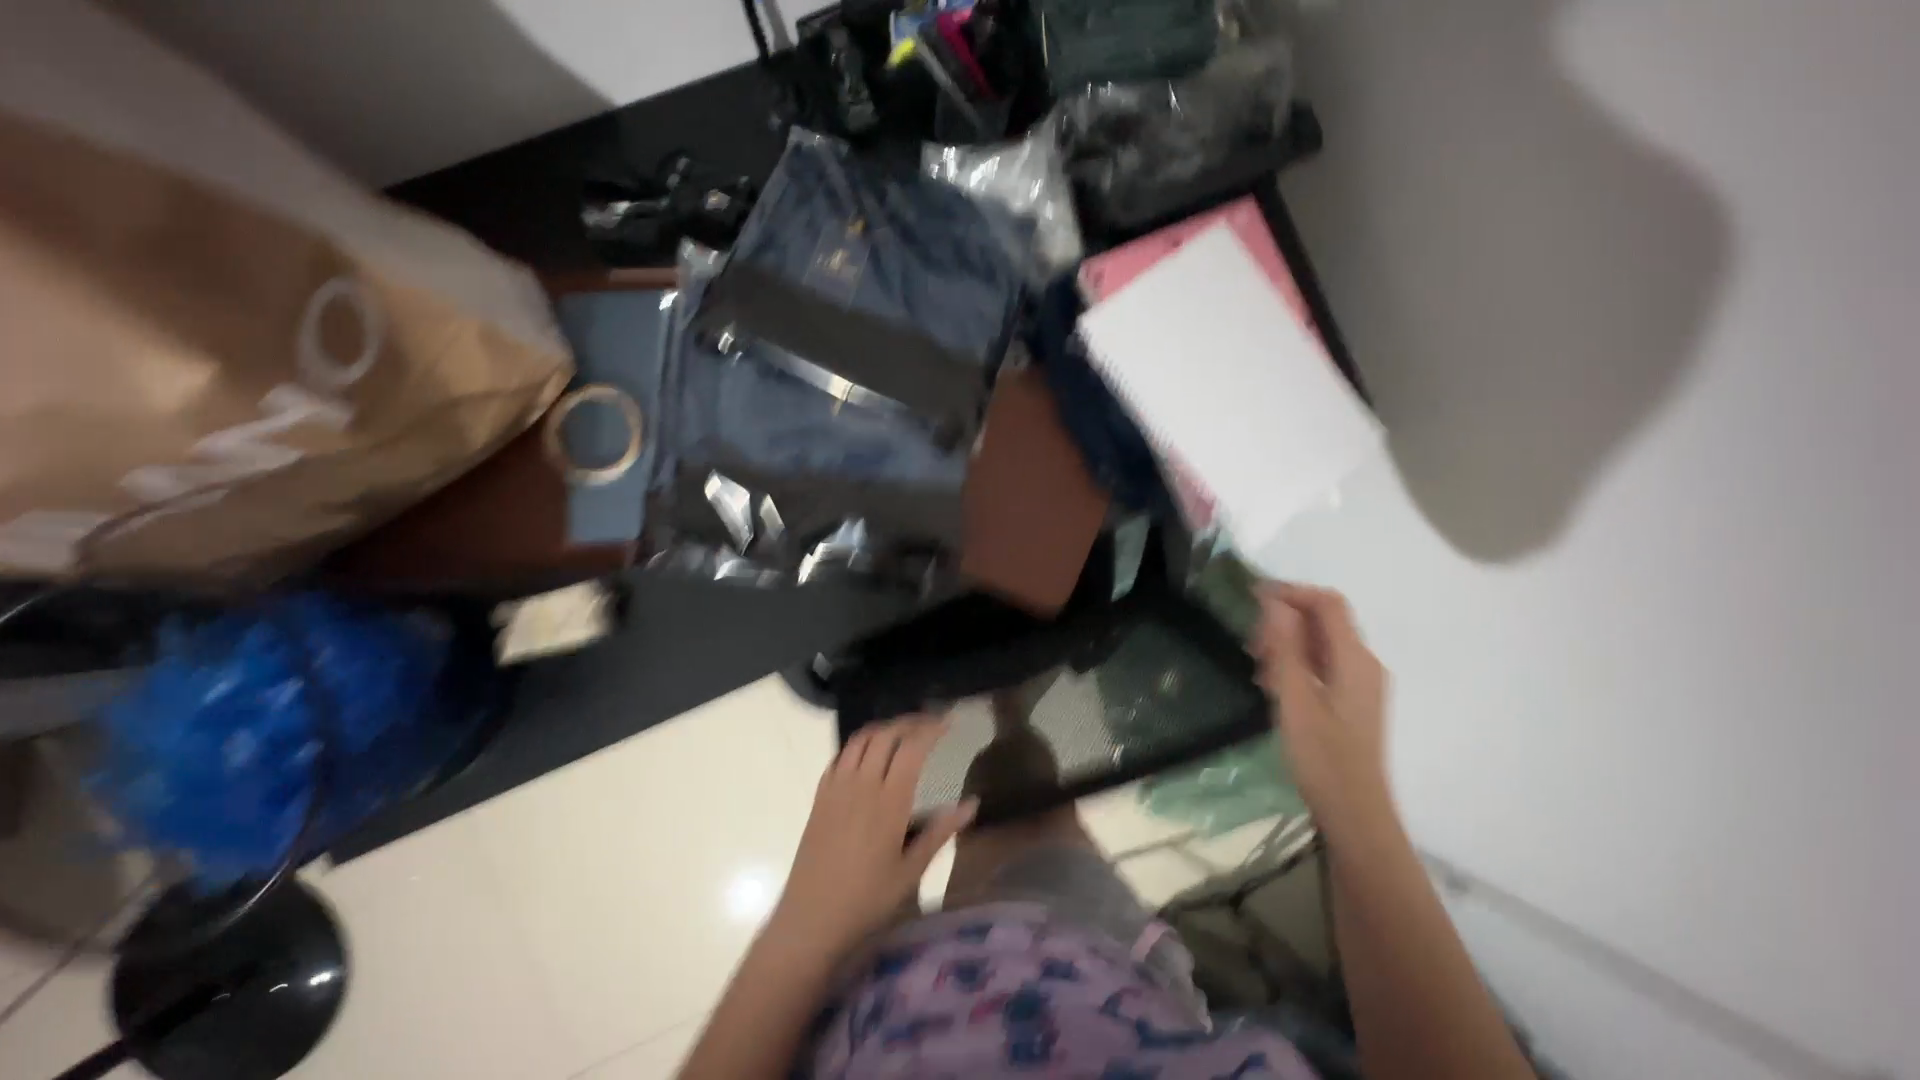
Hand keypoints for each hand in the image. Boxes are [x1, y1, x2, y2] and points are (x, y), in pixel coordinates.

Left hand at [772, 715, 975, 952]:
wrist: (811, 917)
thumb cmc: (867, 899)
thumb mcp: (911, 871)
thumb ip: (939, 832)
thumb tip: (972, 804)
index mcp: (888, 801)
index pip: (912, 748)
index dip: (931, 729)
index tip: (949, 722)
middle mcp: (860, 785)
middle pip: (885, 735)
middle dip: (909, 722)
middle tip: (930, 724)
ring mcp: (836, 788)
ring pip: (859, 740)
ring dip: (883, 728)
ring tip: (902, 733)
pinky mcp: (819, 798)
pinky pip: (840, 757)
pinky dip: (859, 745)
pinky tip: (868, 757)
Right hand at [1253, 583, 1394, 832]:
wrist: (1355, 814)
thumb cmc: (1323, 758)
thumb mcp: (1296, 700)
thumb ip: (1286, 649)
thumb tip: (1274, 603)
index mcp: (1355, 659)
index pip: (1327, 603)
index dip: (1290, 592)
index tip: (1250, 599)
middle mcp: (1365, 664)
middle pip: (1325, 621)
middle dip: (1285, 621)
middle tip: (1250, 644)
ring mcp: (1362, 684)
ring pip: (1322, 644)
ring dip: (1288, 644)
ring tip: (1257, 668)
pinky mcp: (1353, 702)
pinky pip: (1324, 666)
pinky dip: (1297, 664)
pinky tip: (1273, 687)